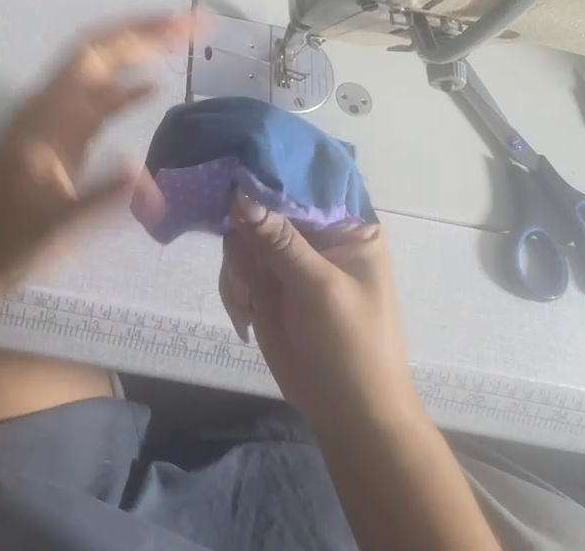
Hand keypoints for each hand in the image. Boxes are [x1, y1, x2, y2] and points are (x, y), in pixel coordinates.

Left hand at [0, 14, 192, 294]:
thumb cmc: (10, 241)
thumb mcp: (57, 225)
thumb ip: (100, 199)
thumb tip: (144, 169)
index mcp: (47, 115)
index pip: (96, 55)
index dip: (139, 32)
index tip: (183, 23)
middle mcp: (50, 107)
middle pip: (100, 53)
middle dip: (145, 33)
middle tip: (195, 25)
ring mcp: (55, 123)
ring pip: (100, 74)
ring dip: (138, 54)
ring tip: (183, 42)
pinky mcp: (60, 141)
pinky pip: (97, 103)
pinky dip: (125, 90)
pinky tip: (152, 87)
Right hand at [220, 194, 417, 420]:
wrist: (345, 412)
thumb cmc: (351, 345)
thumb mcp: (318, 287)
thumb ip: (278, 240)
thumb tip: (239, 195)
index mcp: (348, 225)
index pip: (305, 180)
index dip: (269, 174)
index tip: (234, 172)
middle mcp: (316, 233)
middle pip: (263, 204)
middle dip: (245, 234)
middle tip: (244, 266)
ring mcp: (288, 257)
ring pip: (242, 235)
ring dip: (238, 269)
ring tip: (249, 302)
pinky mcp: (265, 281)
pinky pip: (235, 265)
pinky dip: (234, 287)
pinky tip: (245, 314)